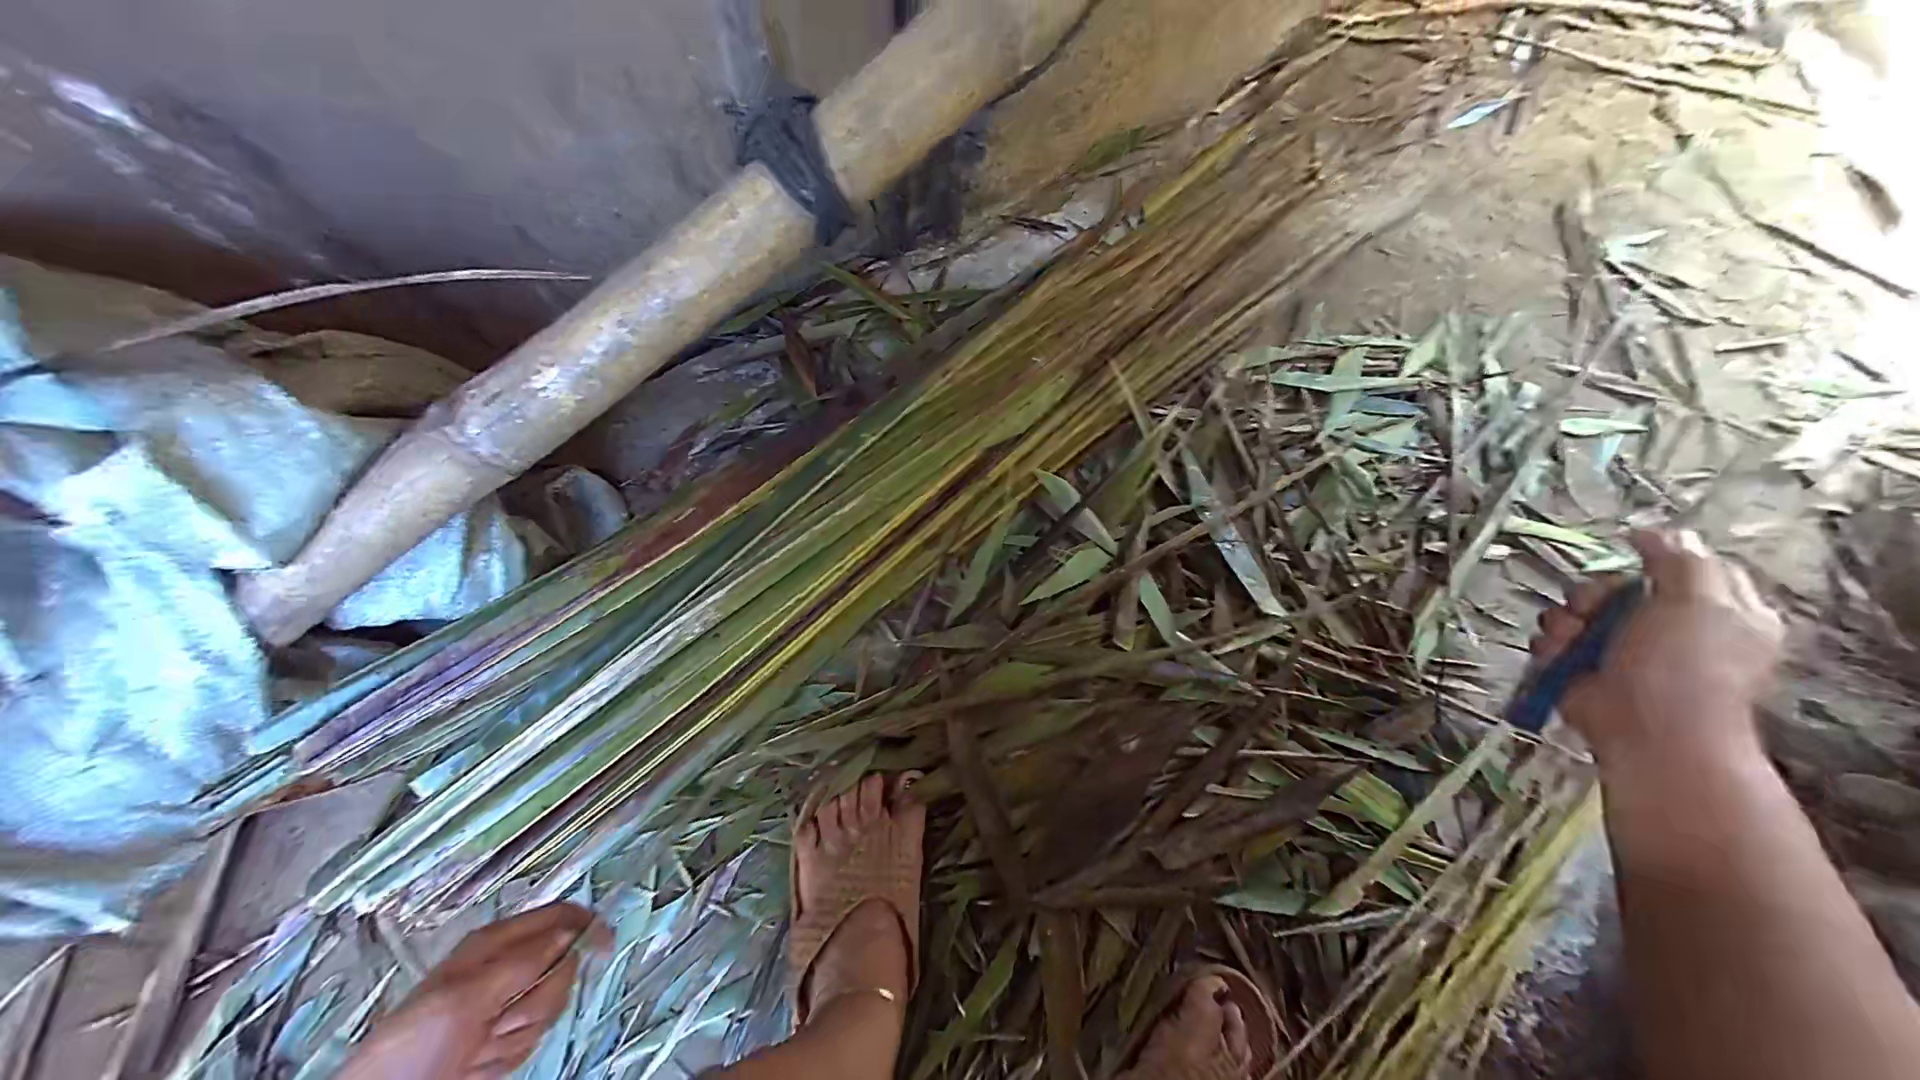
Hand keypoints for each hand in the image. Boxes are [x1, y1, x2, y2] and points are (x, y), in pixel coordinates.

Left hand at [340, 903, 608, 1079]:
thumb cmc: (412, 1046)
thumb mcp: (464, 998)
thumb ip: (521, 962)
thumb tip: (571, 934)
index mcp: (495, 943)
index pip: (560, 915)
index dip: (587, 925)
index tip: (606, 946)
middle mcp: (507, 966)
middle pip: (563, 964)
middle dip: (539, 999)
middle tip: (499, 1021)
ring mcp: (506, 1003)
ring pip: (551, 1004)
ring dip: (519, 1032)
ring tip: (479, 1049)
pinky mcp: (506, 1036)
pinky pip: (534, 1037)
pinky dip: (509, 1055)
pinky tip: (478, 1063)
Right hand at [1532, 529, 1783, 768]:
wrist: (1649, 729)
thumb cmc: (1686, 665)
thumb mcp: (1700, 602)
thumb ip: (1681, 561)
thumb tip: (1654, 532)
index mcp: (1710, 610)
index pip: (1678, 567)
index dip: (1652, 559)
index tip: (1631, 556)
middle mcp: (1660, 627)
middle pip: (1609, 586)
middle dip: (1592, 594)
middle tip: (1596, 609)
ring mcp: (1615, 649)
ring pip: (1570, 611)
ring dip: (1565, 623)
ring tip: (1576, 642)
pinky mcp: (1577, 667)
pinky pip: (1550, 642)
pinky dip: (1551, 648)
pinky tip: (1563, 659)